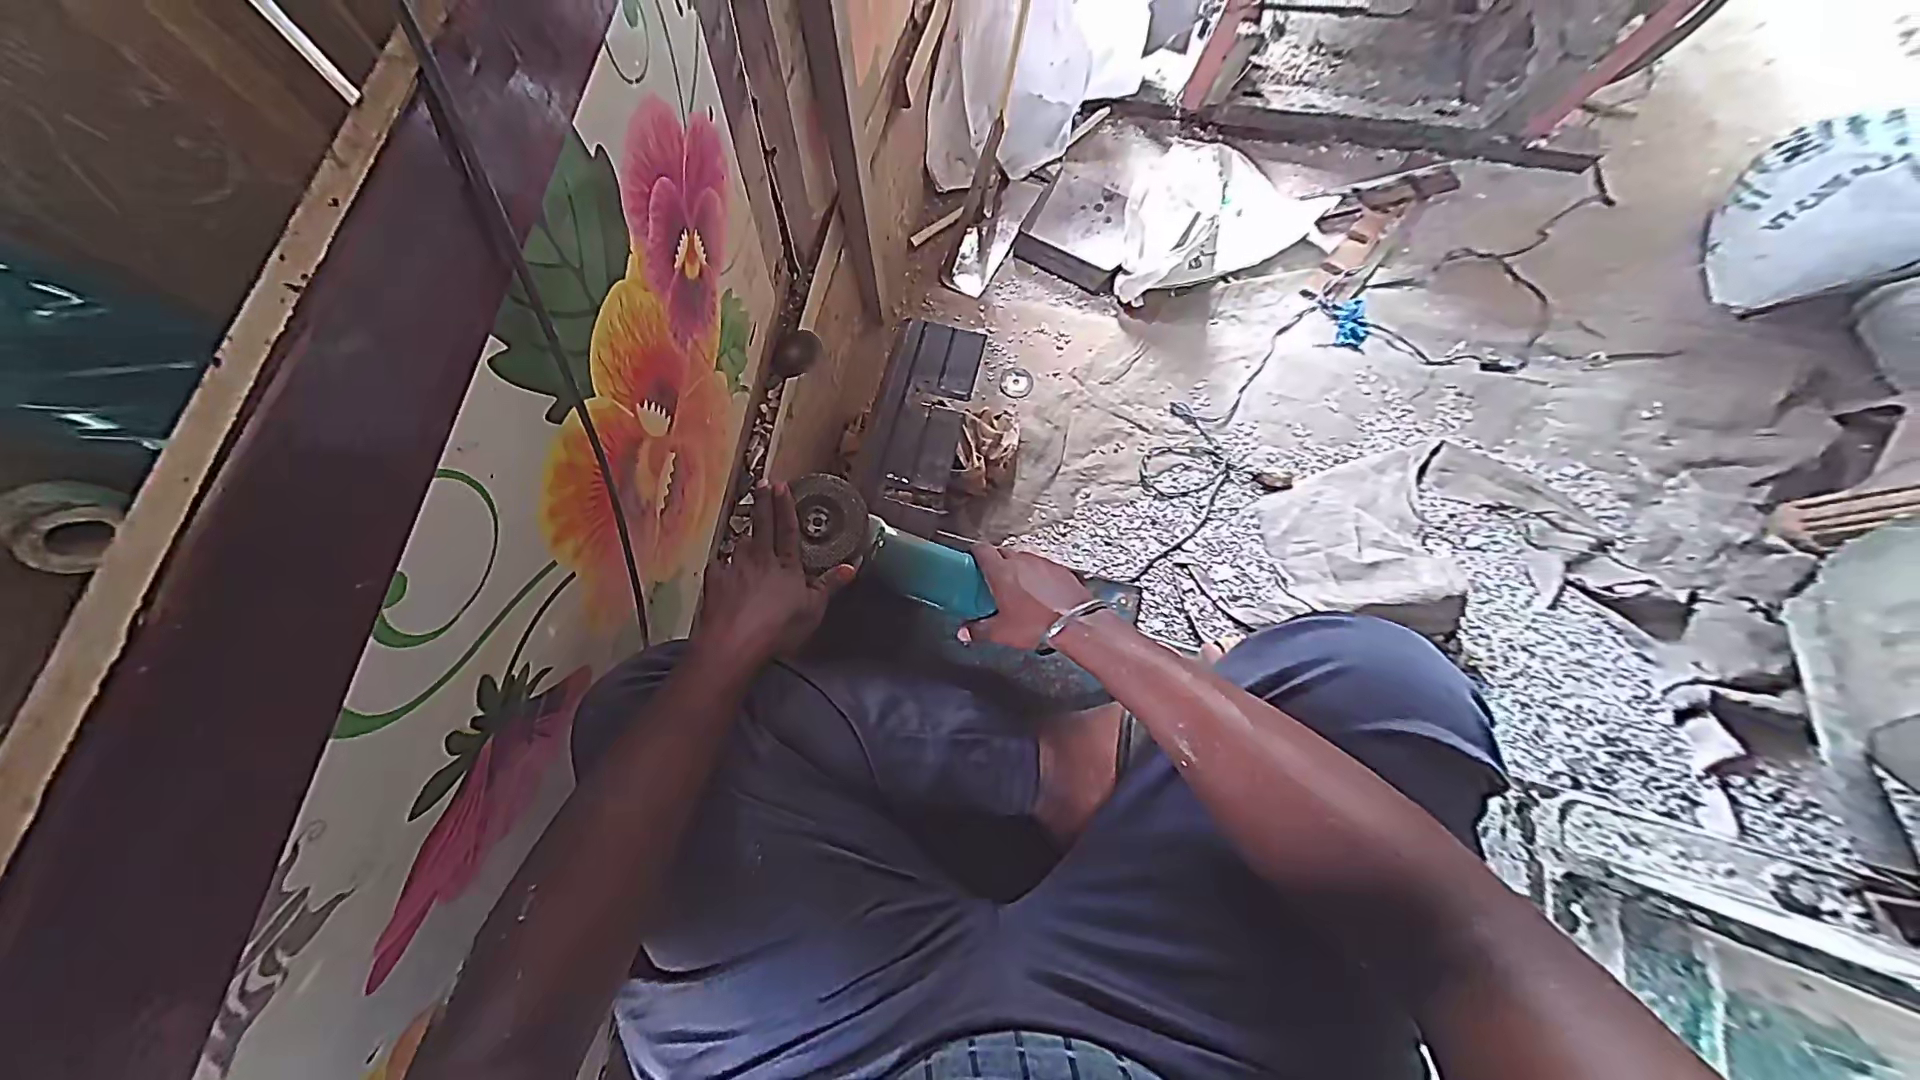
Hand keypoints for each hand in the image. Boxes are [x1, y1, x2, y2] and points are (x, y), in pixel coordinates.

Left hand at [694, 483, 855, 667]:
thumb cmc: (778, 628)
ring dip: (746, 532)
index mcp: (786, 564)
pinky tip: (724, 565)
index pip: (787, 529)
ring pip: (741, 542)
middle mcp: (760, 559)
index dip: (785, 506)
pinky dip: (725, 562)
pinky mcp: (715, 581)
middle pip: (762, 524)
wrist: (733, 642)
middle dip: (763, 502)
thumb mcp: (813, 609)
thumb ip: (829, 585)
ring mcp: (735, 567)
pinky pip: (721, 564)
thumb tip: (850, 567)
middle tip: (763, 484)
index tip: (782, 487)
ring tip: (748, 529)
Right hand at [960, 544, 1094, 649]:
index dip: (976, 552)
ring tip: (1017, 588)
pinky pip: (1042, 567)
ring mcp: (1042, 563)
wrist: (1075, 624)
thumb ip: (979, 630)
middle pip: (1003, 552)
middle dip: (997, 562)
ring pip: (1023, 559)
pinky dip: (1037, 575)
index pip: (983, 550)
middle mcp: (1021, 562)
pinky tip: (1039, 593)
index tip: (973, 559)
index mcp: (1002, 572)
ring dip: (1018, 568)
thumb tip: (966, 632)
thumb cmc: (1038, 624)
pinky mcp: (1059, 569)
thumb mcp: (1001, 632)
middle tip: (993, 579)